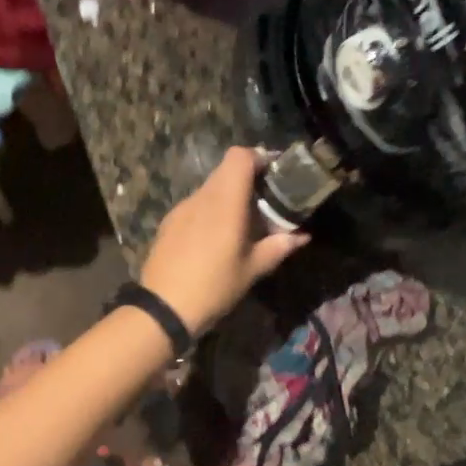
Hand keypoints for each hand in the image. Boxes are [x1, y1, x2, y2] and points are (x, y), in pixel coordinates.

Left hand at [139, 146, 309, 333]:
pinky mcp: (169, 223)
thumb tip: (302, 237)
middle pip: (225, 170)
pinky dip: (211, 211)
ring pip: (210, 188)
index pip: (240, 156)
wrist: (163, 309)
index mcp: (225, 202)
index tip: (274, 175)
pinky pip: (195, 206)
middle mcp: (201, 197)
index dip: (259, 157)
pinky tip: (216, 239)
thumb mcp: (252, 270)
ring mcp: (181, 209)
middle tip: (265, 204)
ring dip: (229, 197)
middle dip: (248, 180)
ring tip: (242, 224)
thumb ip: (278, 247)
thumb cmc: (213, 287)